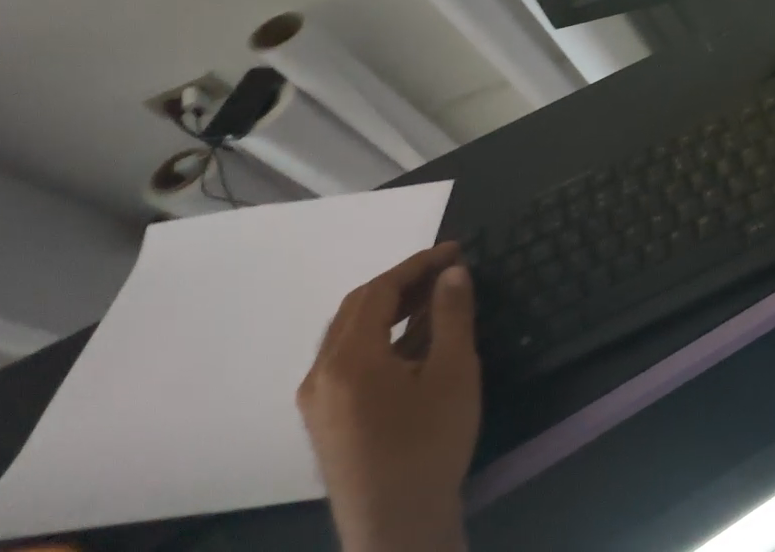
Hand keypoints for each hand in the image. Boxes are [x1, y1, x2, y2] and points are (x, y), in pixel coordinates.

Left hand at [297, 244, 479, 551]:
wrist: (396, 523)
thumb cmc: (429, 443)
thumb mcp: (453, 373)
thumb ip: (452, 317)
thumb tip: (452, 273)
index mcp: (348, 359)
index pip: (378, 292)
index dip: (417, 264)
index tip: (457, 250)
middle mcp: (320, 374)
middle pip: (357, 310)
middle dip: (403, 283)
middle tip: (449, 270)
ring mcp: (317, 400)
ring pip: (349, 335)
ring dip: (391, 309)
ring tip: (437, 299)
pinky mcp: (325, 420)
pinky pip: (348, 359)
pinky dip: (381, 337)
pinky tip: (414, 343)